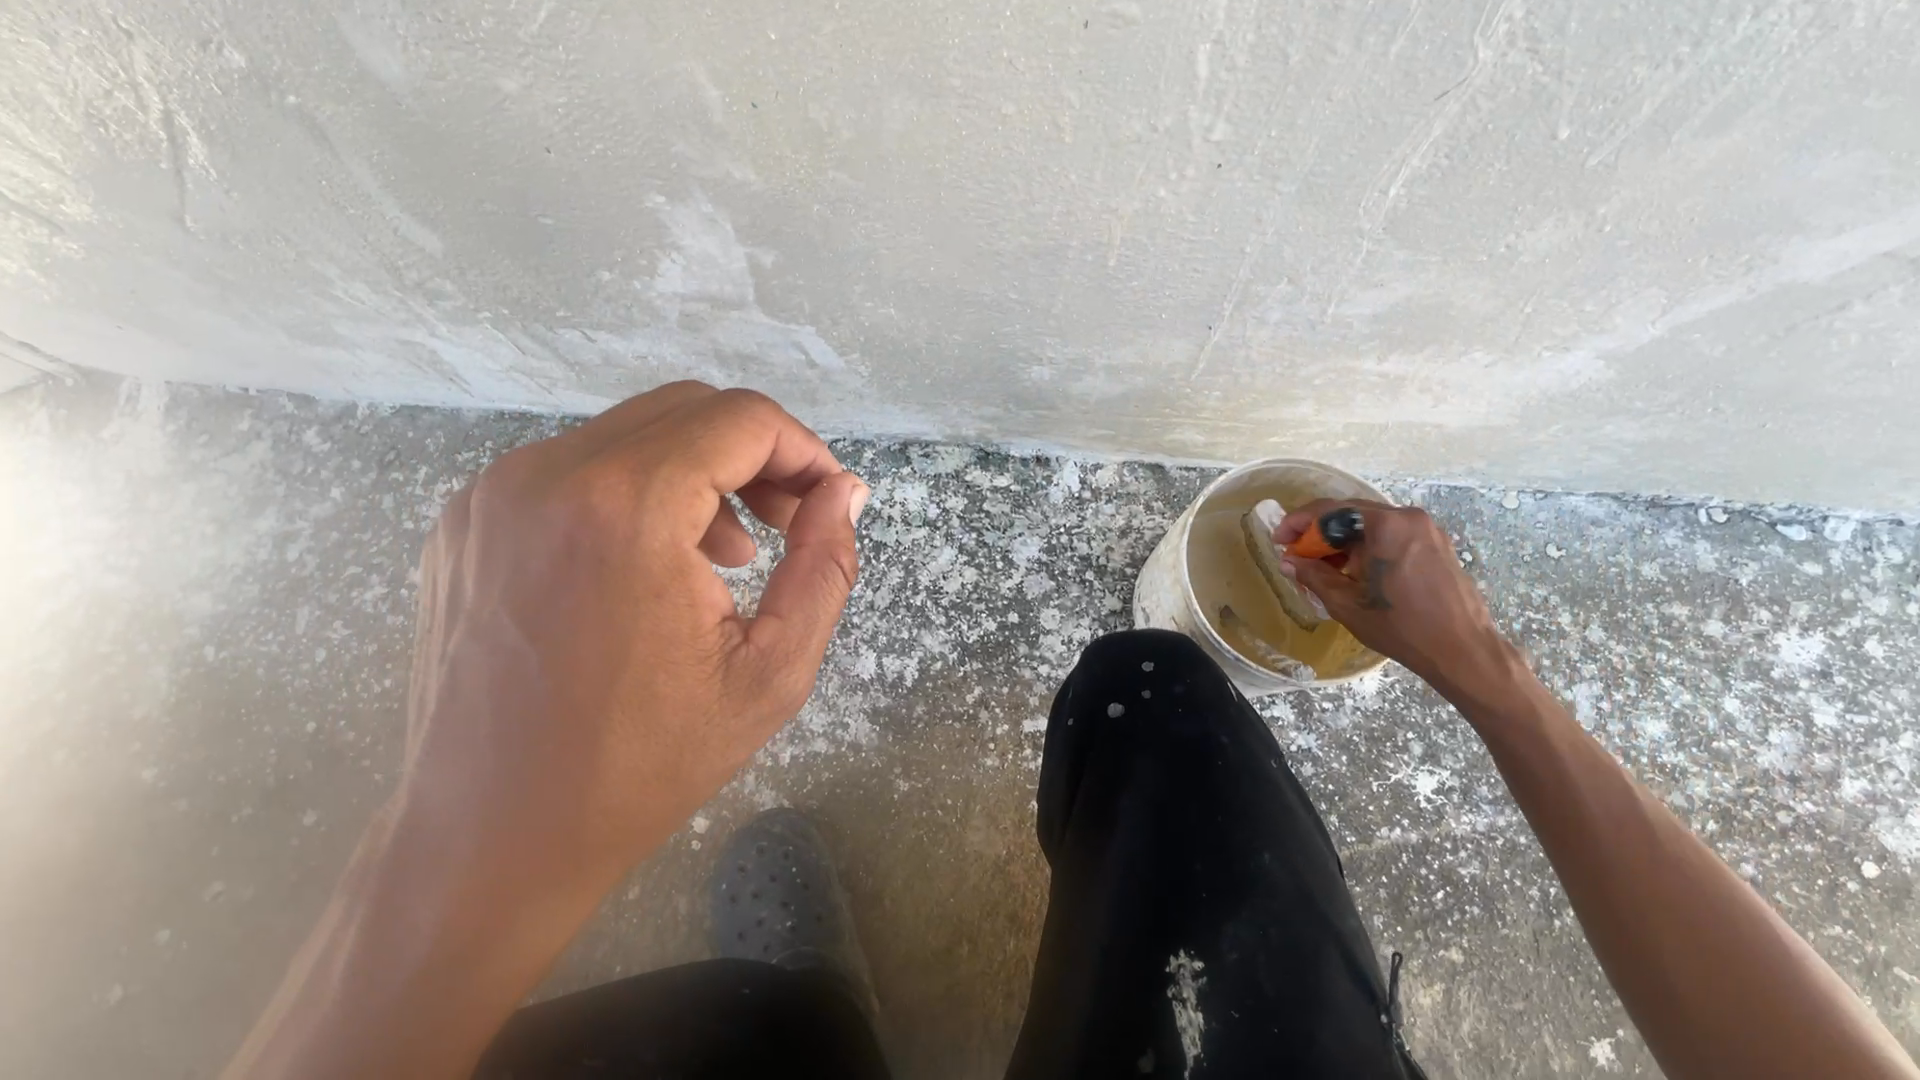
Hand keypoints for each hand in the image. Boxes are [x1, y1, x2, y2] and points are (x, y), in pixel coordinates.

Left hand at [405, 381, 868, 896]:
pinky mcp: (464, 522)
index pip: (740, 418)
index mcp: (626, 506)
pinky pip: (573, 472)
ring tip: (726, 556)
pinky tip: (648, 569)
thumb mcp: (772, 673)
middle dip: (755, 456)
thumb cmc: (643, 765)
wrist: (489, 837)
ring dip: (696, 474)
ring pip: (629, 436)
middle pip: (685, 410)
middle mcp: (546, 473)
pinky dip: (632, 494)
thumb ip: (825, 567)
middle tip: (788, 526)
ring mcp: (492, 494)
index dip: (802, 449)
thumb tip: (845, 492)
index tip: (826, 502)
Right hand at [1274, 500, 1518, 696]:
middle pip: (1350, 514)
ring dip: (1343, 541)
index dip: (1297, 523)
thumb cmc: (1401, 627)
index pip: (1330, 510)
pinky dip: (1367, 547)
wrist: (1463, 650)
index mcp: (1386, 526)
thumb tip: (1288, 561)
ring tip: (1324, 568)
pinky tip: (1355, 571)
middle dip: (1319, 533)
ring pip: (1371, 525)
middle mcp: (1408, 517)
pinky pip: (1391, 535)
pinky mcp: (1436, 544)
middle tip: (1297, 555)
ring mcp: (1426, 529)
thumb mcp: (1346, 603)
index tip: (1279, 541)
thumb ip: (1313, 576)